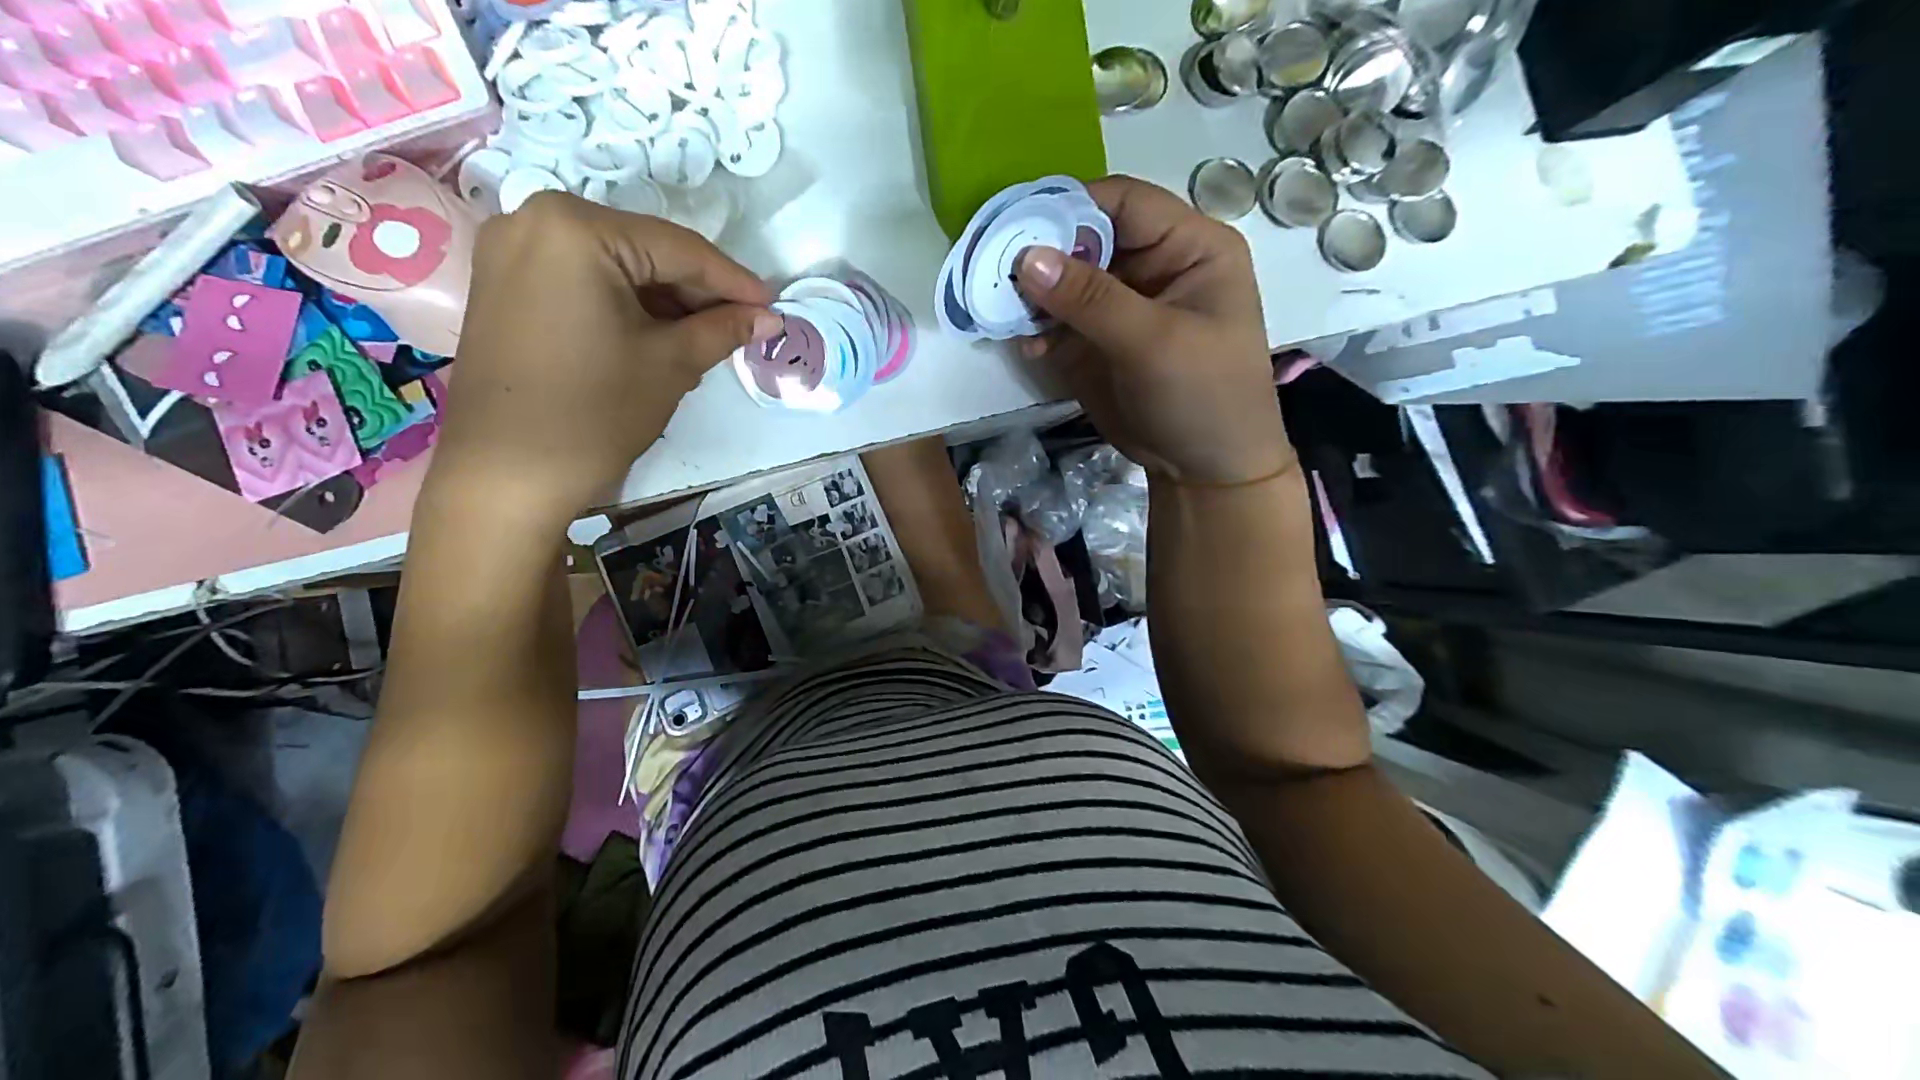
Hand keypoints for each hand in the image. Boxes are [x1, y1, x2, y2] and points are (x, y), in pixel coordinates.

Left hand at [432, 193, 778, 523]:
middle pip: (643, 249)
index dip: (734, 281)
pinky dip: (625, 304)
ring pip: (614, 265)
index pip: (679, 248)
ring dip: (664, 299)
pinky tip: (658, 334)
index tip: (773, 307)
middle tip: (742, 325)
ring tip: (706, 336)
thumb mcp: (670, 364)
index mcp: (577, 228)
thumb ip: (724, 329)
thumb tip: (770, 317)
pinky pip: (582, 280)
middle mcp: (534, 219)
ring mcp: (511, 252)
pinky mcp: (504, 286)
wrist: (506, 475)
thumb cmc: (594, 412)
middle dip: (697, 291)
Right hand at [1015, 176, 1294, 485]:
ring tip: (1000, 308)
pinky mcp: (1096, 342)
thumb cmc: (1203, 397)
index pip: (1124, 203)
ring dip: (1032, 293)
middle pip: (1086, 238)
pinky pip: (1057, 322)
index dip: (1072, 207)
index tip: (1019, 225)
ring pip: (1065, 280)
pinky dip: (1036, 329)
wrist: (1205, 471)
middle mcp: (1151, 267)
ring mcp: (1120, 306)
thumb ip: (1091, 299)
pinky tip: (1024, 345)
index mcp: (1187, 247)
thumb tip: (1026, 257)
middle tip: (996, 268)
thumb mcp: (1155, 343)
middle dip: (1043, 252)